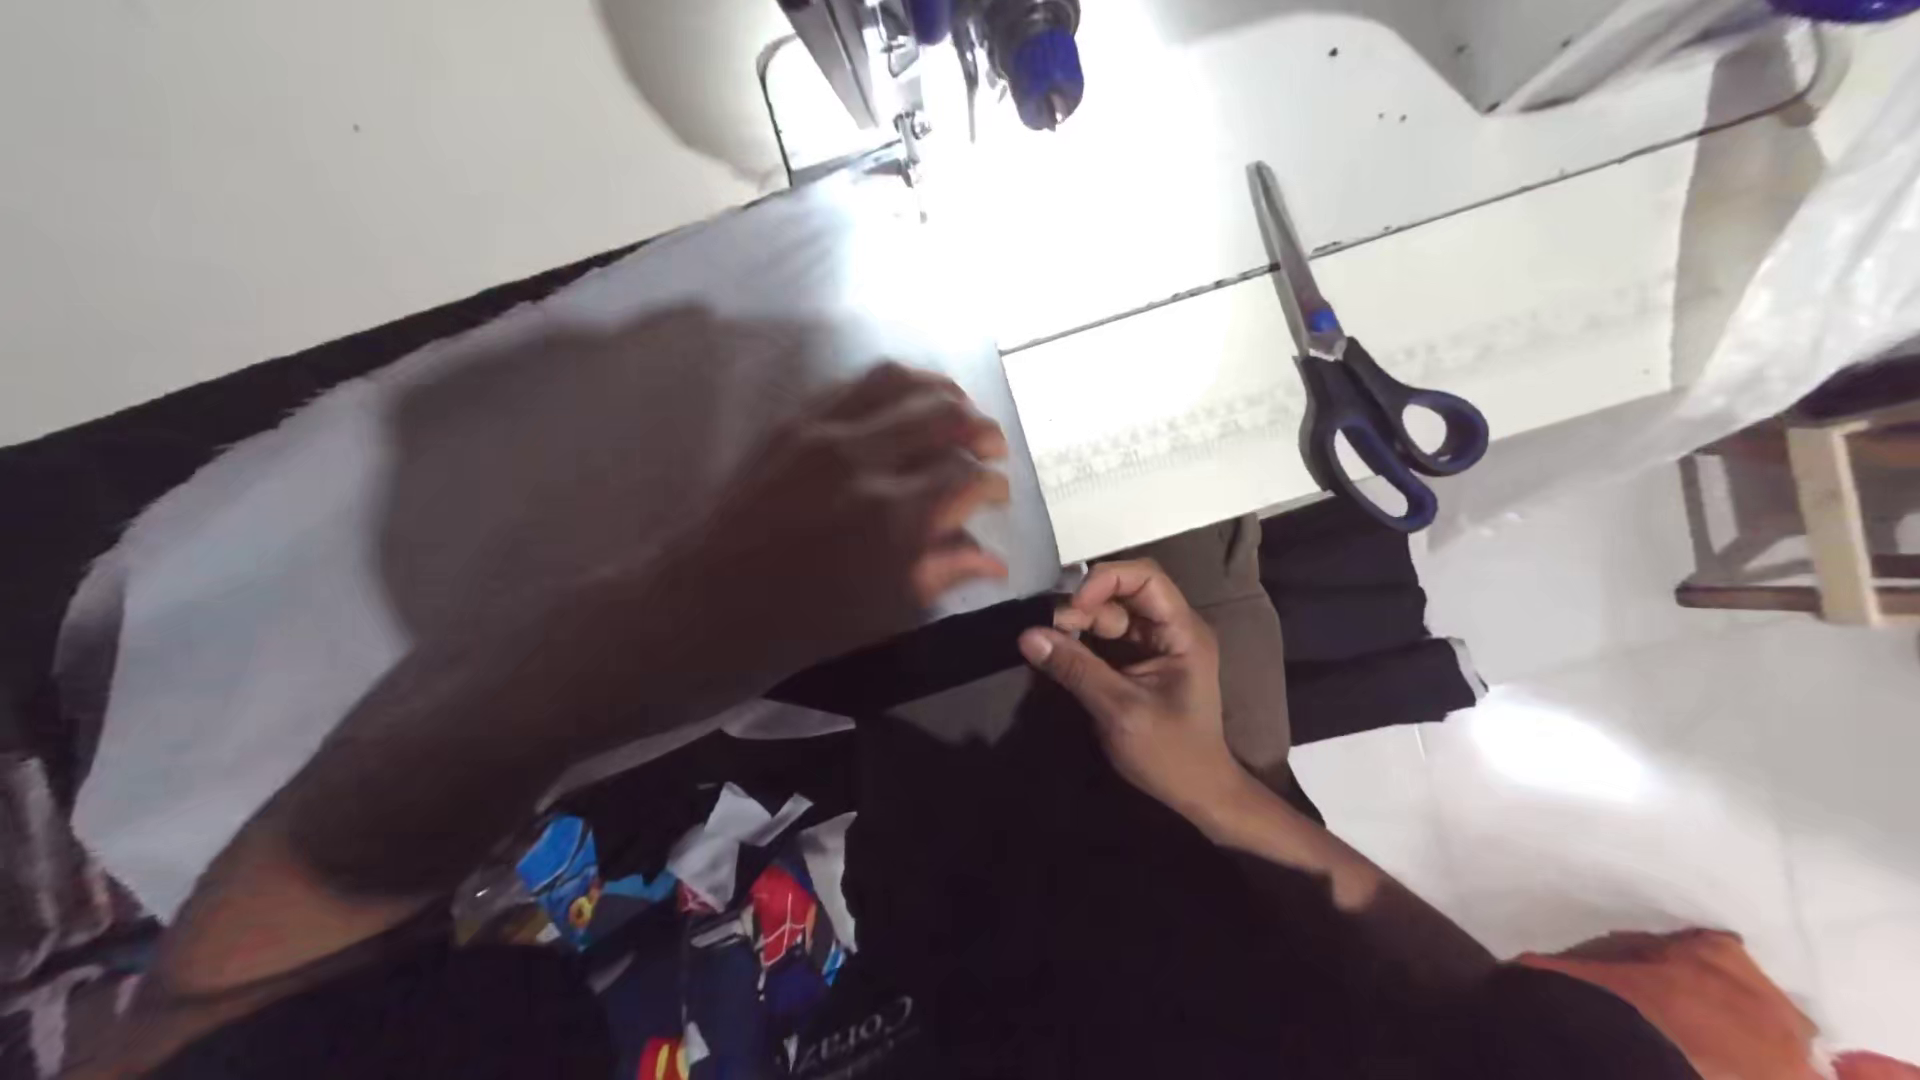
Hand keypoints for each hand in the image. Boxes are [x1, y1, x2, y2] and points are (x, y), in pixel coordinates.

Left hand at [661, 362, 1012, 677]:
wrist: (702, 605)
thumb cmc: (797, 624)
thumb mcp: (883, 610)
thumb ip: (943, 571)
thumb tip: (995, 560)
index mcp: (892, 518)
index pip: (966, 475)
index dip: (992, 484)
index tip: (996, 495)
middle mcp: (863, 460)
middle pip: (944, 415)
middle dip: (980, 428)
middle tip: (992, 448)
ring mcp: (822, 433)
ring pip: (901, 382)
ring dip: (942, 392)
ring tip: (960, 410)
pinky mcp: (791, 422)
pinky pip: (854, 384)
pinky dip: (893, 387)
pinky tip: (905, 404)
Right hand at [1018, 559, 1255, 832]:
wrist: (1198, 794)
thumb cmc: (1171, 754)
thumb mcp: (1120, 711)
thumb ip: (1076, 669)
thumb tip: (1027, 635)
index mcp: (1183, 632)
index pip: (1146, 577)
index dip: (1106, 579)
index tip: (1072, 605)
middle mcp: (1171, 628)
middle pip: (1124, 592)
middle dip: (1084, 604)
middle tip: (1049, 627)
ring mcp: (1155, 643)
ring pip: (1111, 613)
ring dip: (1078, 621)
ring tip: (1047, 638)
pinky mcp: (1138, 660)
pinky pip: (1106, 636)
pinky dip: (1081, 638)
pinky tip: (1058, 647)